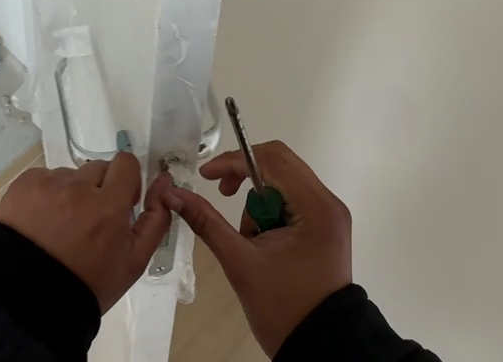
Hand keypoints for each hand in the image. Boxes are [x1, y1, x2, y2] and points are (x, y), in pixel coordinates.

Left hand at [0, 151, 175, 311]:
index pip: (126, 163)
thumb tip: (164, 183)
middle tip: (89, 222)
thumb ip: (155, 220)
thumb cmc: (88, 285)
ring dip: (71, 193)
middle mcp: (78, 187)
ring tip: (60, 228)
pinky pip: (43, 178)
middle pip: (97, 169)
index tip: (120, 202)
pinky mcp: (23, 185)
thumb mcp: (133, 262)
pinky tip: (41, 222)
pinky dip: (45, 194)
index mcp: (108, 206)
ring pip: (69, 175)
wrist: (29, 301)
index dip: (126, 181)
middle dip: (99, 189)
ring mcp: (48, 184)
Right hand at [163, 141, 352, 355]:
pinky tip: (262, 236)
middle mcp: (328, 202)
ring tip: (250, 236)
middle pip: (280, 161)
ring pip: (285, 178)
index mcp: (315, 207)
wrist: (322, 348)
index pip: (270, 159)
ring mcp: (330, 213)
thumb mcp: (240, 262)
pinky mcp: (326, 225)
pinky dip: (271, 206)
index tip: (207, 176)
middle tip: (223, 193)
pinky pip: (293, 196)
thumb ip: (206, 222)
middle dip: (246, 174)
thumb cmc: (283, 307)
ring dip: (259, 195)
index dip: (234, 160)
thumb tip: (172, 193)